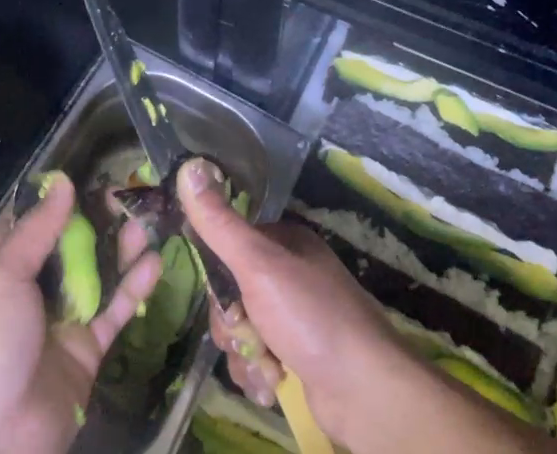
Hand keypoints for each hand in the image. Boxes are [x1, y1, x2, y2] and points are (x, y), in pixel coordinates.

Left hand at [0, 173, 162, 453]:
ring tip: (145, 220)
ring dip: (118, 251)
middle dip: (94, 224)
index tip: (86, 175)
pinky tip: (154, 261)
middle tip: (127, 195)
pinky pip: (112, 313)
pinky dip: (133, 288)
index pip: (26, 230)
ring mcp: (57, 325)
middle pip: (65, 252)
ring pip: (93, 279)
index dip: (54, 204)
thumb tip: (62, 182)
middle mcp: (26, 297)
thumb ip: (37, 232)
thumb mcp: (0, 278)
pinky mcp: (85, 352)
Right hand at [176, 158, 405, 433]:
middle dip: (233, 326)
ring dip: (245, 356)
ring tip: (270, 369)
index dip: (216, 278)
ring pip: (240, 332)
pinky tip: (274, 385)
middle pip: (230, 295)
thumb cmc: (312, 317)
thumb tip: (190, 166)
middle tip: (248, 336)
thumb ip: (219, 223)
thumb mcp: (259, 264)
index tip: (224, 298)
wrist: (366, 391)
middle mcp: (289, 275)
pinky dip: (260, 375)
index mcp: (284, 244)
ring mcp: (294, 318)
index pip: (227, 247)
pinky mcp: (297, 355)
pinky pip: (257, 360)